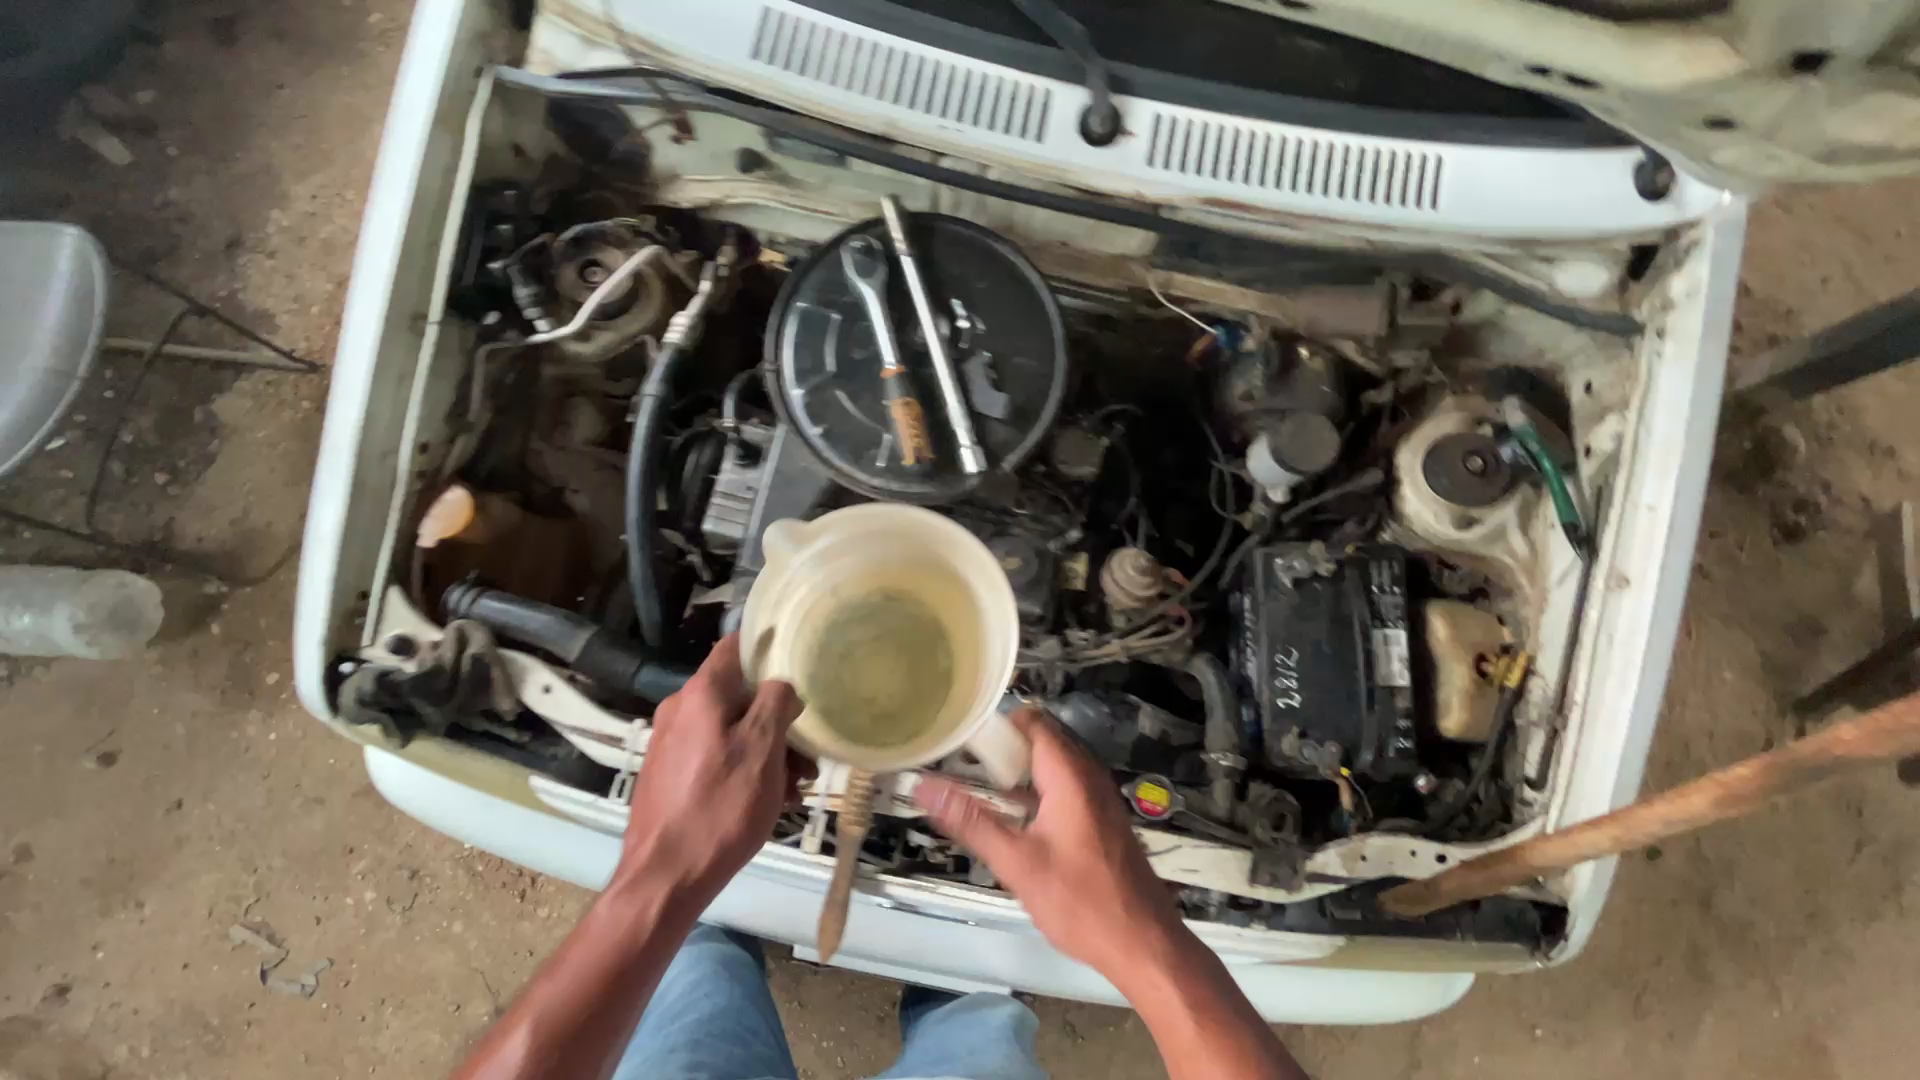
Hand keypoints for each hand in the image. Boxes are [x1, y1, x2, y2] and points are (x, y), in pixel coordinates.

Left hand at [616, 634, 806, 901]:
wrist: (664, 878)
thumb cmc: (720, 807)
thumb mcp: (763, 749)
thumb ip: (776, 702)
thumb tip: (781, 685)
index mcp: (701, 693)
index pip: (736, 645)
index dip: (769, 647)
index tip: (801, 661)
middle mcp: (680, 709)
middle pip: (739, 695)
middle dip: (778, 719)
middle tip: (807, 754)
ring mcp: (671, 743)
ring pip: (731, 730)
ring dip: (767, 750)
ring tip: (795, 787)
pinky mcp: (669, 775)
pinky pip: (716, 756)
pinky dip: (744, 769)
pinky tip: (769, 801)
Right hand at [915, 708, 1183, 977]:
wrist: (1143, 943)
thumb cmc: (1080, 901)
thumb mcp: (1016, 863)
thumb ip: (971, 820)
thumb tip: (925, 787)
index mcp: (1070, 774)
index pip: (1031, 721)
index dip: (995, 725)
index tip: (963, 743)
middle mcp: (1088, 775)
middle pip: (1040, 740)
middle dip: (1002, 750)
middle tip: (963, 769)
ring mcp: (1099, 796)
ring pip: (1052, 766)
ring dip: (1018, 773)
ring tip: (979, 791)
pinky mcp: (1102, 818)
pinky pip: (1065, 787)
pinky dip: (1038, 792)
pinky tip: (1014, 820)